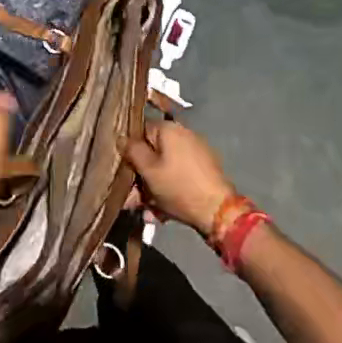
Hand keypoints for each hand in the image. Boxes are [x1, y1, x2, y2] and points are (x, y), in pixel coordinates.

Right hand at [125, 119, 236, 233]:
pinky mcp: (205, 171)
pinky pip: (179, 175)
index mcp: (169, 129)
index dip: (129, 152)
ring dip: (154, 188)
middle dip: (142, 176)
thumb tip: (121, 137)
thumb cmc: (179, 187)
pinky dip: (170, 189)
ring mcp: (196, 153)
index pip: (139, 132)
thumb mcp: (148, 170)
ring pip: (165, 167)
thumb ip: (131, 150)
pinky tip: (163, 211)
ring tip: (149, 212)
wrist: (220, 213)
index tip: (125, 172)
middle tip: (134, 199)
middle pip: (153, 152)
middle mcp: (183, 135)